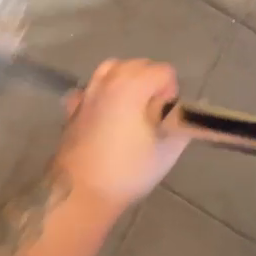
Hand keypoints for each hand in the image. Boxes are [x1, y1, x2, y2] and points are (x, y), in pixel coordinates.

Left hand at [53, 59, 185, 211]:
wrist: (82, 190)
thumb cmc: (128, 170)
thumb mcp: (167, 150)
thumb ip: (181, 125)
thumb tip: (182, 113)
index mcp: (132, 86)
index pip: (163, 71)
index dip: (171, 91)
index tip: (166, 116)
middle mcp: (107, 81)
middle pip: (137, 65)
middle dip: (151, 83)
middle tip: (153, 115)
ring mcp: (87, 92)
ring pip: (111, 70)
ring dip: (126, 82)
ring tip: (132, 110)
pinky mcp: (73, 107)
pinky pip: (91, 88)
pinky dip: (102, 94)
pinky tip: (106, 115)